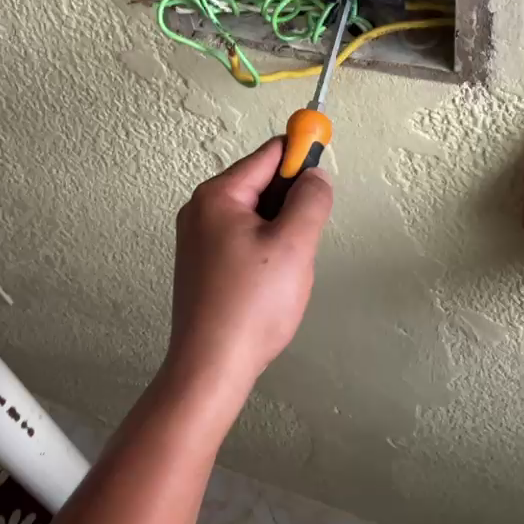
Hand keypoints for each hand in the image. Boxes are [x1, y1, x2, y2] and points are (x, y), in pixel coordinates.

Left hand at [167, 138, 333, 383]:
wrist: (210, 368)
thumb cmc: (250, 306)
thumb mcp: (294, 244)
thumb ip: (310, 200)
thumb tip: (316, 175)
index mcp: (218, 195)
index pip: (269, 154)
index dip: (302, 158)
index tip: (325, 174)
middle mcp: (201, 209)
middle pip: (261, 184)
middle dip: (291, 205)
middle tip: (303, 242)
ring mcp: (198, 238)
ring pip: (256, 215)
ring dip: (281, 232)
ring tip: (284, 272)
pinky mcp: (202, 264)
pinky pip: (243, 238)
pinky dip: (265, 250)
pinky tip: (270, 284)